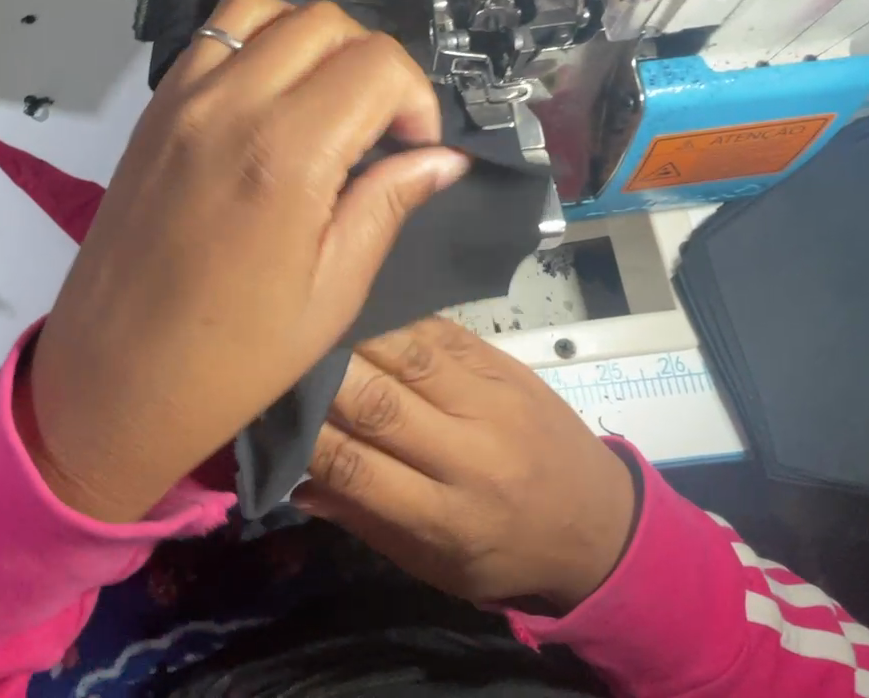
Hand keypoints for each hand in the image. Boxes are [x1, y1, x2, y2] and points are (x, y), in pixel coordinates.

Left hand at [18, 0, 471, 523]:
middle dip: (373, 64)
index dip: (416, 99)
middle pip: (327, 22)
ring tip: (325, 104)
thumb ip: (387, 205)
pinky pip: (214, 36)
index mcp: (284, 156)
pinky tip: (271, 100)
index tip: (413, 148)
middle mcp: (229, 105)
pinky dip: (258, 43)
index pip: (377, 64)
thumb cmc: (231, 358)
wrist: (114, 379)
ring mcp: (181, 99)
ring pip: (267, 10)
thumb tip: (442, 157)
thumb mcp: (332, 294)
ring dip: (314, 41)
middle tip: (377, 130)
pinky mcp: (153, 109)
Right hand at [296, 317, 637, 613]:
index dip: (304, 436)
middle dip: (322, 375)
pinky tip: (363, 303)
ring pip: (408, 352)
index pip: (356, 466)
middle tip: (279, 351)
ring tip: (313, 317)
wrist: (602, 523)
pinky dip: (395, 315)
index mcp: (447, 517)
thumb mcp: (435, 565)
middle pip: (379, 402)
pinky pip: (440, 329)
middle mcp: (469, 454)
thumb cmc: (506, 554)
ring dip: (353, 332)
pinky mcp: (504, 365)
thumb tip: (293, 477)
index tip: (267, 410)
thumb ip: (363, 520)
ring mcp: (491, 401)